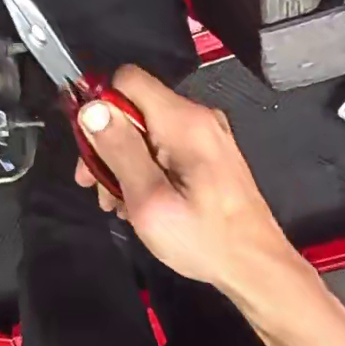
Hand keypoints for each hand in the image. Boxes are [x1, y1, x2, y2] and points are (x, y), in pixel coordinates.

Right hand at [74, 66, 304, 296]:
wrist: (254, 265)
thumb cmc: (203, 238)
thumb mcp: (150, 199)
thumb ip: (119, 150)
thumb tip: (90, 109)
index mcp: (183, 122)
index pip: (128, 80)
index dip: (100, 107)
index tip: (89, 149)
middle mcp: (197, 118)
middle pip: (134, 108)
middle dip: (108, 145)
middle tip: (96, 188)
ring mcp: (206, 136)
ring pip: (146, 130)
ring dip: (123, 163)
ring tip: (119, 204)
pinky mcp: (209, 154)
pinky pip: (165, 147)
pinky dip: (145, 169)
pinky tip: (140, 202)